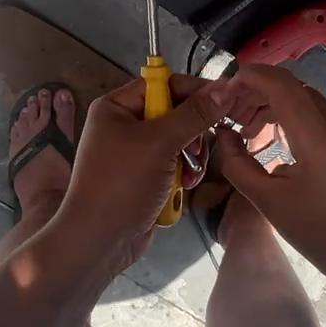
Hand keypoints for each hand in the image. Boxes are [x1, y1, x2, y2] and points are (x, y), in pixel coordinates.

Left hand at [46, 75, 235, 273]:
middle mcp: (124, 123)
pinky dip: (183, 173)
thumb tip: (227, 87)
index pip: (163, 84)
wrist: (99, 242)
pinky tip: (184, 187)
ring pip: (179, 139)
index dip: (194, 91)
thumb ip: (195, 114)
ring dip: (191, 156)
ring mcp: (134, 151)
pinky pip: (174, 162)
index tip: (225, 102)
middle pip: (175, 112)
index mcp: (117, 106)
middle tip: (200, 150)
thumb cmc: (122, 184)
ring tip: (191, 175)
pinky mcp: (144, 176)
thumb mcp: (160, 143)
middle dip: (193, 132)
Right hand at [215, 65, 325, 303]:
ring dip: (273, 105)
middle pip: (292, 88)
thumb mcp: (271, 204)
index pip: (282, 86)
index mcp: (319, 138)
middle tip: (231, 113)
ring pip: (304, 98)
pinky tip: (272, 139)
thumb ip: (238, 165)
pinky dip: (290, 116)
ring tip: (247, 131)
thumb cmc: (323, 235)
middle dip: (258, 92)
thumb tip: (222, 135)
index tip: (225, 86)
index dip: (251, 78)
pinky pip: (315, 113)